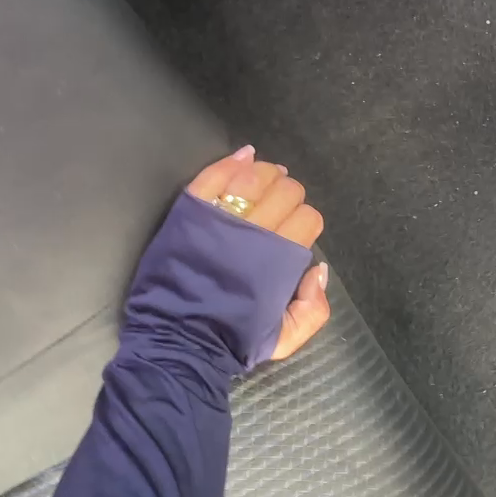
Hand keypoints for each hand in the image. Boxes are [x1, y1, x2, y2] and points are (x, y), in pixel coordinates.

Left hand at [187, 146, 328, 360]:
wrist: (176, 341)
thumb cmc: (232, 340)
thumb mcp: (285, 338)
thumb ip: (314, 309)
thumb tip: (319, 269)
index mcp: (281, 261)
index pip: (309, 218)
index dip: (306, 218)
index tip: (295, 225)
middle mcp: (257, 235)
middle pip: (287, 192)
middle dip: (290, 192)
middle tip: (281, 202)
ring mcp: (222, 221)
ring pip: (255, 178)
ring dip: (266, 174)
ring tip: (266, 176)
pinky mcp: (192, 214)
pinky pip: (214, 178)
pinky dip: (232, 162)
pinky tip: (245, 155)